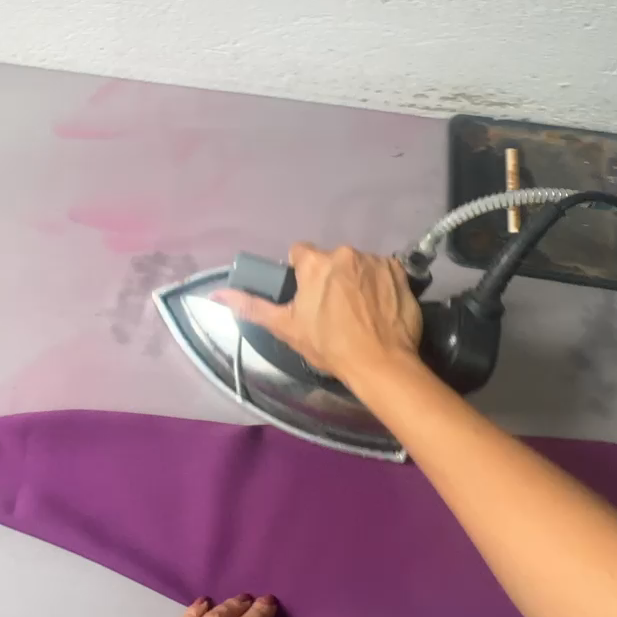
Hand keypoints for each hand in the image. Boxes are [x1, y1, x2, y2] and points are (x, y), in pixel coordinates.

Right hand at [213, 243, 421, 387]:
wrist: (381, 364)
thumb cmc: (329, 346)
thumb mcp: (286, 328)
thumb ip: (251, 306)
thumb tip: (217, 293)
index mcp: (315, 262)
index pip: (300, 253)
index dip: (301, 274)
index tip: (307, 295)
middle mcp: (345, 253)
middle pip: (330, 260)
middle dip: (329, 277)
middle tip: (331, 308)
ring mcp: (375, 261)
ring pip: (356, 264)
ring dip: (354, 279)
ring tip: (357, 310)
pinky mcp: (399, 272)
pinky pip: (382, 270)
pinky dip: (378, 283)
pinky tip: (377, 306)